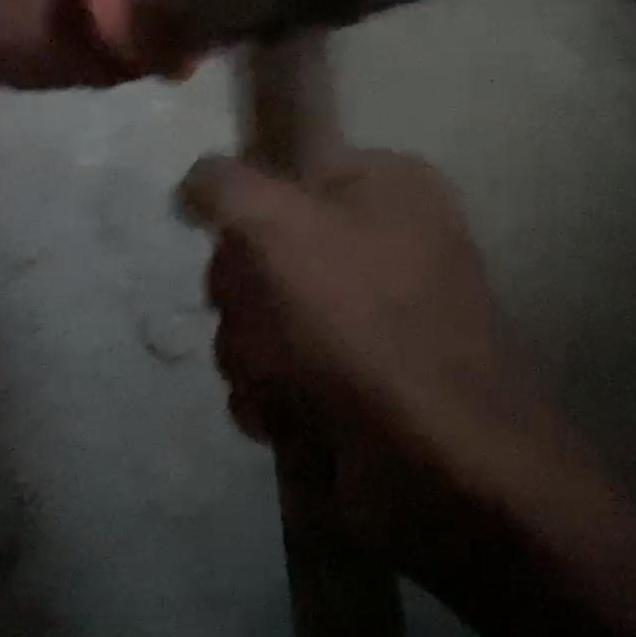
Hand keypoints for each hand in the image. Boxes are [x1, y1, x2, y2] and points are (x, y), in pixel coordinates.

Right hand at [179, 150, 557, 547]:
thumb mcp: (276, 224)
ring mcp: (370, 318)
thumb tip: (195, 181)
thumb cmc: (358, 321)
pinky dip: (270, 394)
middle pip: (259, 251)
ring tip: (280, 382)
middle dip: (241, 298)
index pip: (278, 173)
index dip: (244, 214)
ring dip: (249, 353)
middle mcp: (382, 244)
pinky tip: (287, 415)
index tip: (233, 247)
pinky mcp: (356, 381)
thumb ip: (223, 185)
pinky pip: (279, 370)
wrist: (440, 463)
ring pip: (260, 317)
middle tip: (260, 321)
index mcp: (384, 187)